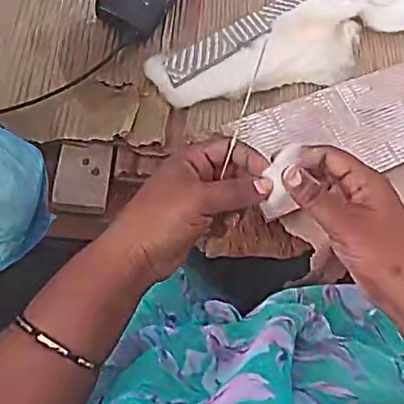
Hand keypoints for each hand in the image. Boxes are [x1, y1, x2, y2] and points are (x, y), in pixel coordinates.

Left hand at [95, 141, 268, 283]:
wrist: (136, 256)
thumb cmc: (159, 219)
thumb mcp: (201, 199)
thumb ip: (236, 190)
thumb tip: (266, 184)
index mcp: (191, 159)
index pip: (228, 147)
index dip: (249, 158)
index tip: (267, 176)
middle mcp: (194, 175)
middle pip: (232, 171)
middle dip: (244, 187)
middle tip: (256, 201)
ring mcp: (196, 198)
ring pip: (230, 195)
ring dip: (235, 208)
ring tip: (228, 219)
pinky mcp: (197, 219)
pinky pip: (223, 214)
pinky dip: (225, 222)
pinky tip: (216, 231)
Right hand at [280, 146, 403, 294]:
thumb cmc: (388, 259)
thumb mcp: (344, 224)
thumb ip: (314, 197)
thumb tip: (291, 174)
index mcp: (367, 181)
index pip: (330, 155)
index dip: (304, 157)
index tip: (279, 165)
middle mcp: (364, 192)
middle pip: (328, 171)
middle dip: (303, 175)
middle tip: (277, 181)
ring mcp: (360, 211)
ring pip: (328, 193)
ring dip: (307, 194)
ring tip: (283, 198)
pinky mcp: (355, 230)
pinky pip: (330, 212)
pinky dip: (314, 213)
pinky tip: (301, 220)